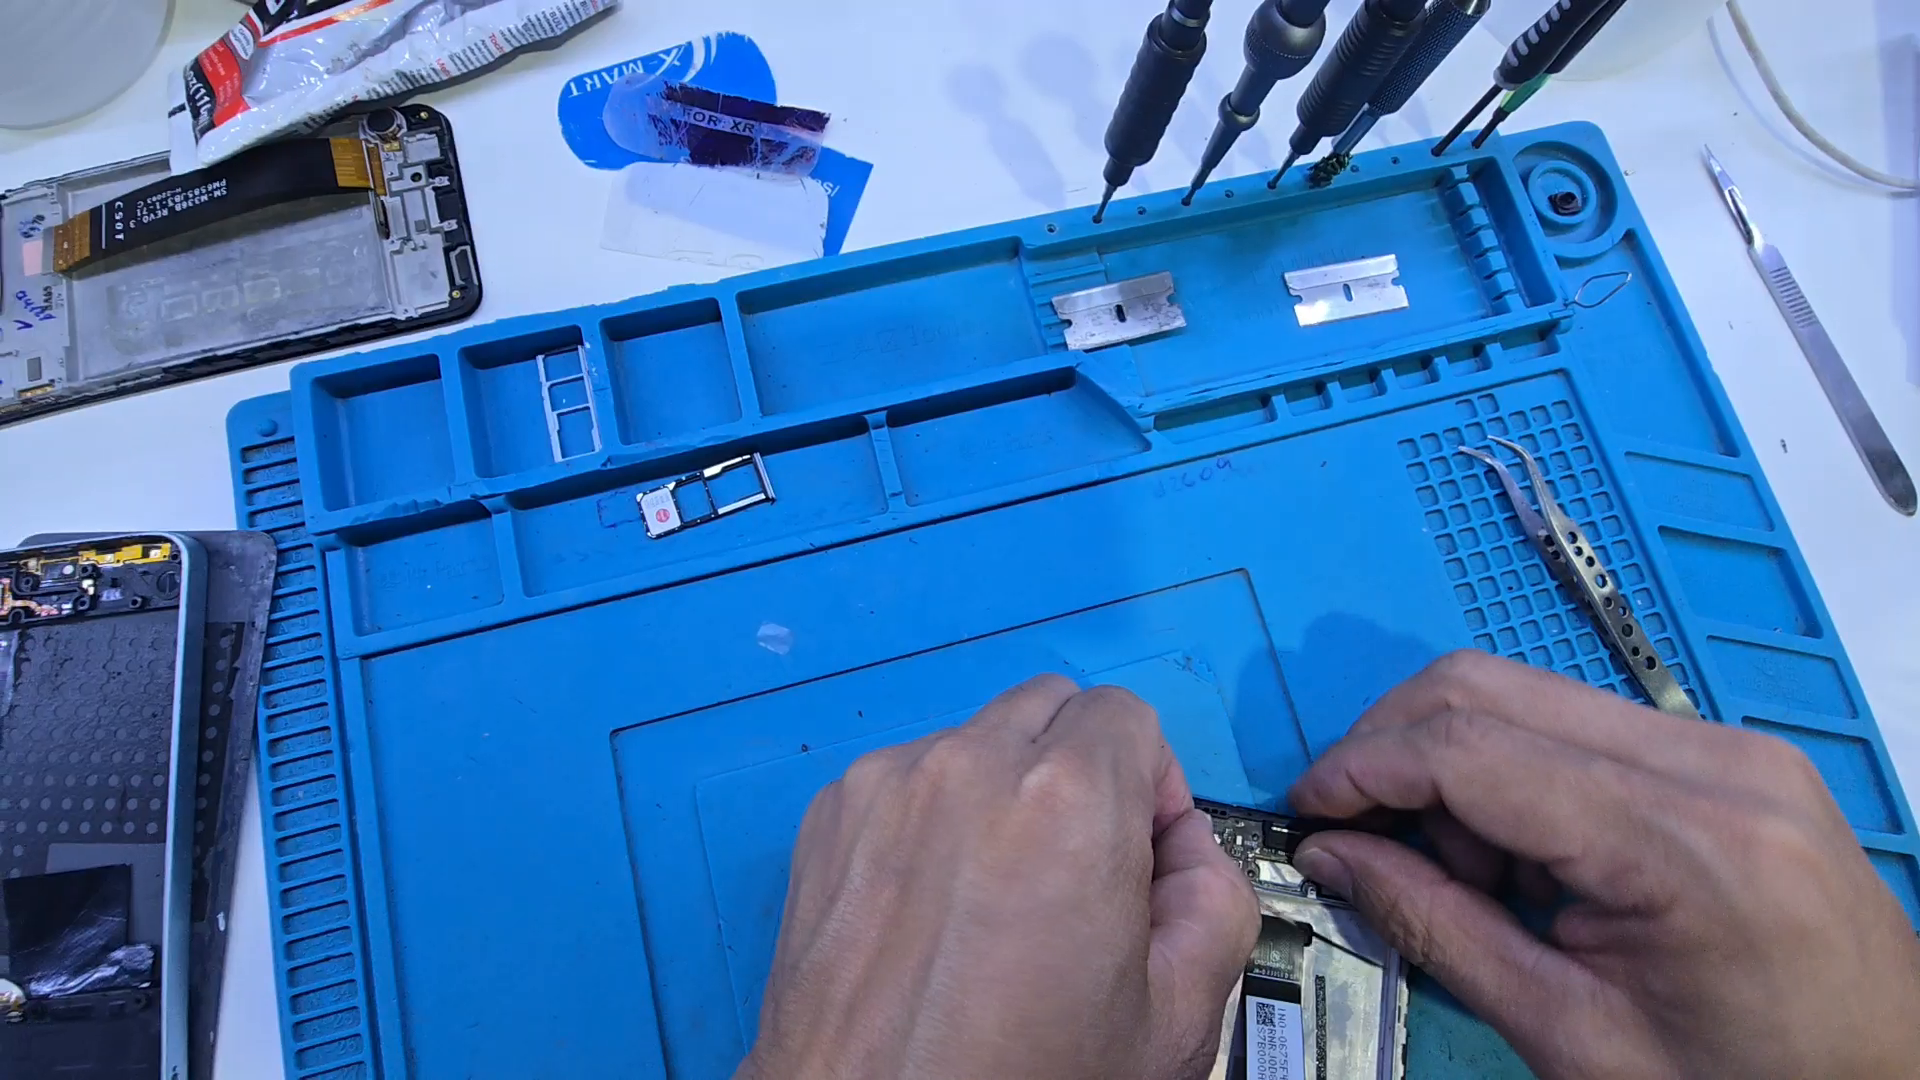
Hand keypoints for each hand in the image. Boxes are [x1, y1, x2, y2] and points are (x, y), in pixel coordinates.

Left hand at [739, 676, 1258, 1079]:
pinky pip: (909, 773)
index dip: (1148, 775)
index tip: (1137, 842)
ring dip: (1003, 785)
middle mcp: (970, 762)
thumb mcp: (1177, 1014)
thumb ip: (1216, 897)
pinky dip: (933, 810)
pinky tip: (927, 897)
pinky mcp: (832, 807)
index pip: (1124, 713)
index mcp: (1067, 797)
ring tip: (991, 884)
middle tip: (1073, 854)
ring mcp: (889, 778)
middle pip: (1050, 705)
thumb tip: (1181, 841)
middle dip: (1080, 761)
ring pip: (978, 737)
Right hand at [1287, 650, 1919, 1079]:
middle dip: (1387, 745)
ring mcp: (1719, 743)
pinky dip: (1492, 766)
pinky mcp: (1712, 748)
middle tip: (1365, 828)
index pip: (1467, 748)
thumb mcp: (1566, 1036)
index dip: (1360, 766)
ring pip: (1505, 688)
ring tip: (1464, 862)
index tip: (1306, 808)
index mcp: (1689, 847)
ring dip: (1440, 759)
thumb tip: (1323, 850)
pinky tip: (1516, 848)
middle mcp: (1710, 760)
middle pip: (1477, 686)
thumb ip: (1429, 922)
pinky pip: (1550, 715)